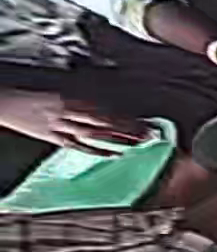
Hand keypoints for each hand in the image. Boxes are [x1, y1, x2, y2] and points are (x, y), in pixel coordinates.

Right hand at [0, 90, 145, 155]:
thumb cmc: (29, 97)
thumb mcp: (58, 95)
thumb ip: (83, 104)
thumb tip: (113, 112)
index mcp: (66, 100)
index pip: (105, 111)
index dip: (128, 119)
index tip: (149, 124)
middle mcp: (63, 112)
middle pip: (103, 122)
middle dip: (129, 129)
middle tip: (151, 135)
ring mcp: (55, 125)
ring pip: (93, 134)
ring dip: (119, 140)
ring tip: (141, 144)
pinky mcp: (48, 136)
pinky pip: (75, 145)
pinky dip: (96, 151)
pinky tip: (116, 155)